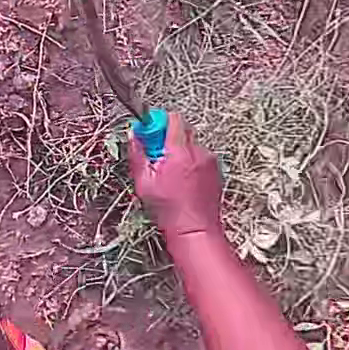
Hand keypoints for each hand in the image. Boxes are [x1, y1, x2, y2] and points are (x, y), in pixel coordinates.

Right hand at [127, 112, 224, 238]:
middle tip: (157, 155)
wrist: (195, 230)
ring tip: (171, 173)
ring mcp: (209, 161)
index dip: (158, 123)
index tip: (150, 134)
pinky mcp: (216, 170)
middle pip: (183, 129)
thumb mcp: (144, 182)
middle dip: (168, 136)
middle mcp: (198, 152)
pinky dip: (190, 161)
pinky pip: (200, 156)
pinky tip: (183, 180)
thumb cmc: (169, 210)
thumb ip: (138, 154)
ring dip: (180, 150)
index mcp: (179, 152)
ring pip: (192, 143)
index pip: (173, 119)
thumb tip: (133, 136)